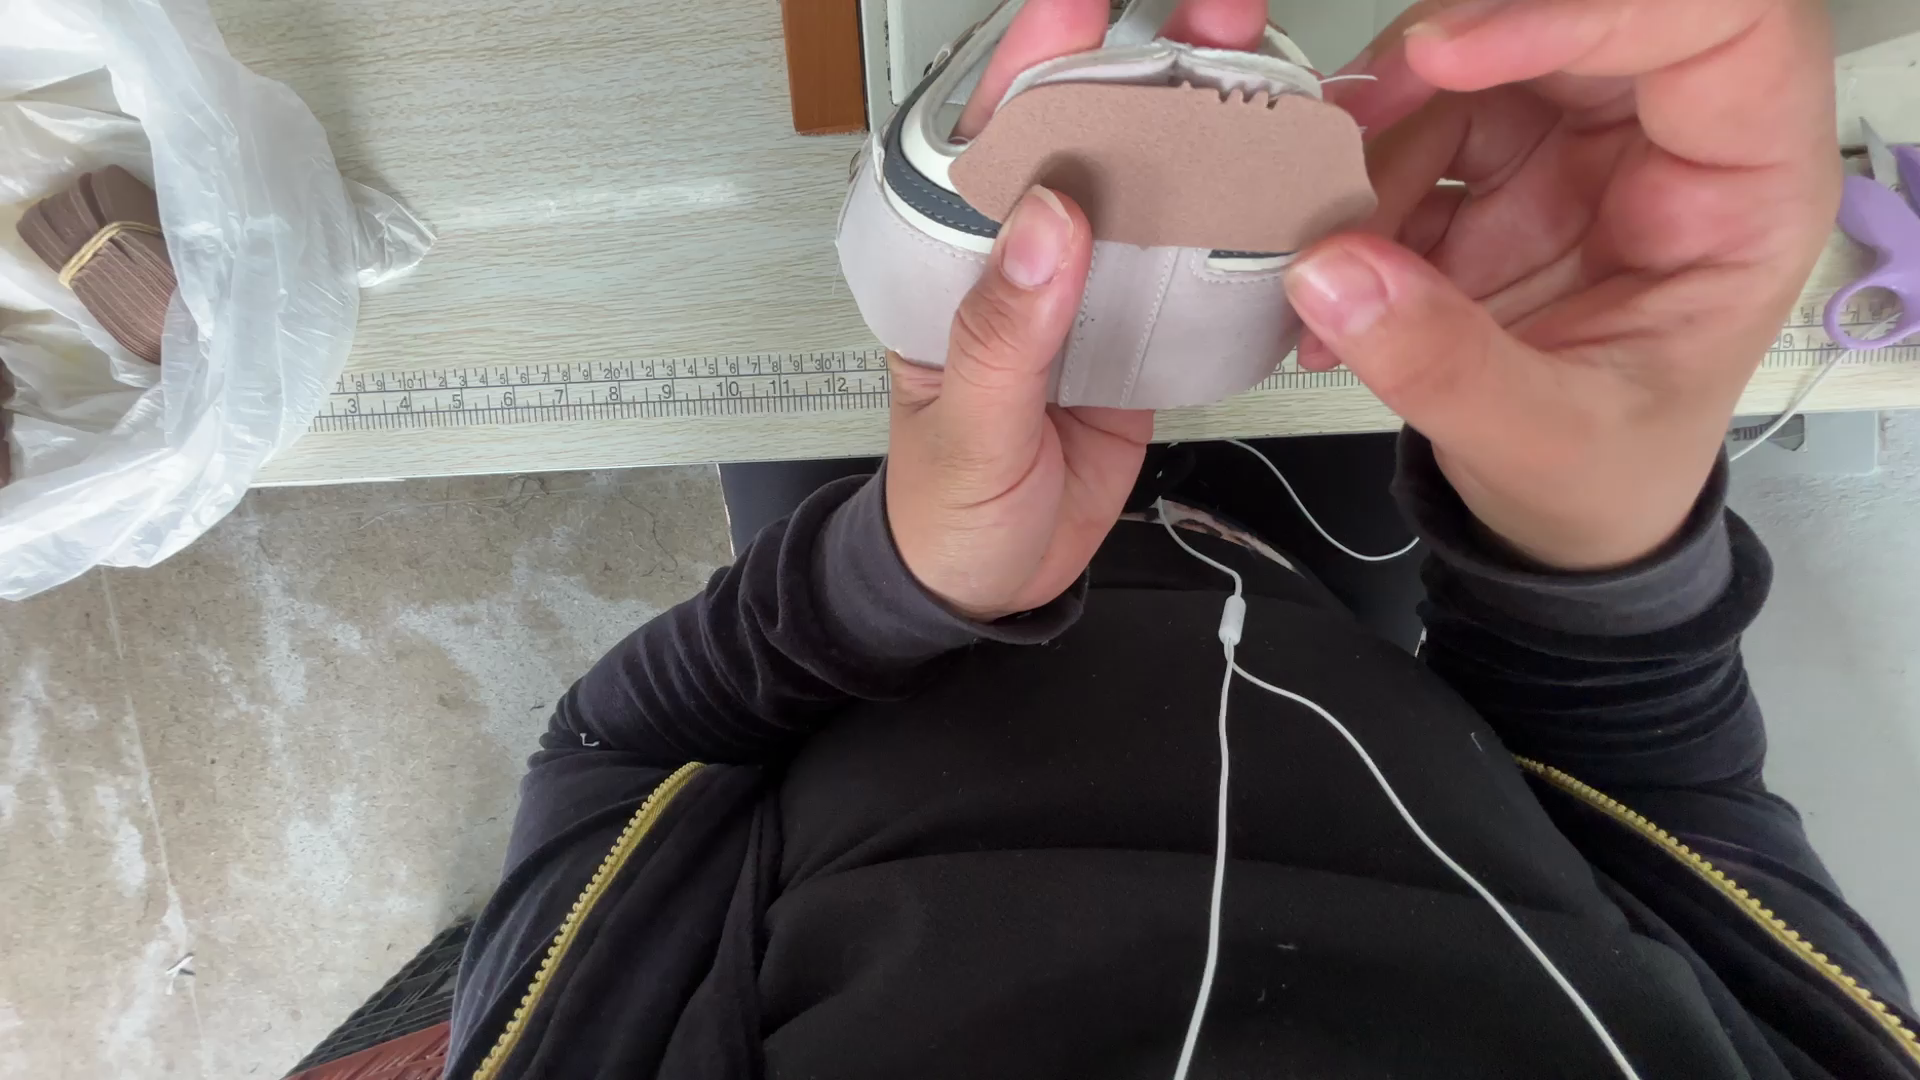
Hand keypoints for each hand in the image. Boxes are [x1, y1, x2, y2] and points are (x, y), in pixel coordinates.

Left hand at [888, 0, 1269, 619]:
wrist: (988, 580)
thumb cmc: (945, 512)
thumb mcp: (966, 434)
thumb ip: (999, 336)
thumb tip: (1047, 221)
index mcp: (955, 280)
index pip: (985, 153)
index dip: (1033, 70)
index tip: (1081, 5)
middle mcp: (1026, 275)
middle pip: (1084, 156)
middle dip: (1143, 79)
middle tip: (1215, 20)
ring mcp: (1088, 307)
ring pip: (1147, 208)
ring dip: (1203, 149)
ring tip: (1267, 88)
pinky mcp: (1133, 347)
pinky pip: (1186, 283)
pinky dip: (1231, 247)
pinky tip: (1276, 206)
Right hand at [1290, 0, 1840, 569]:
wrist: (1550, 511)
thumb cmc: (1590, 476)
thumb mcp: (1528, 434)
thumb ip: (1434, 359)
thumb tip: (1323, 269)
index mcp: (1734, 191)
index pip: (1703, 26)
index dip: (1574, 14)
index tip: (1434, 58)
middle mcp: (1650, 155)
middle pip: (1556, 45)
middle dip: (1428, 81)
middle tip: (1329, 144)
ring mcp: (1557, 177)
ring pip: (1457, 101)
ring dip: (1365, 174)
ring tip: (1316, 272)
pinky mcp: (1480, 209)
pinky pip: (1402, 171)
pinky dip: (1344, 226)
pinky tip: (1319, 302)